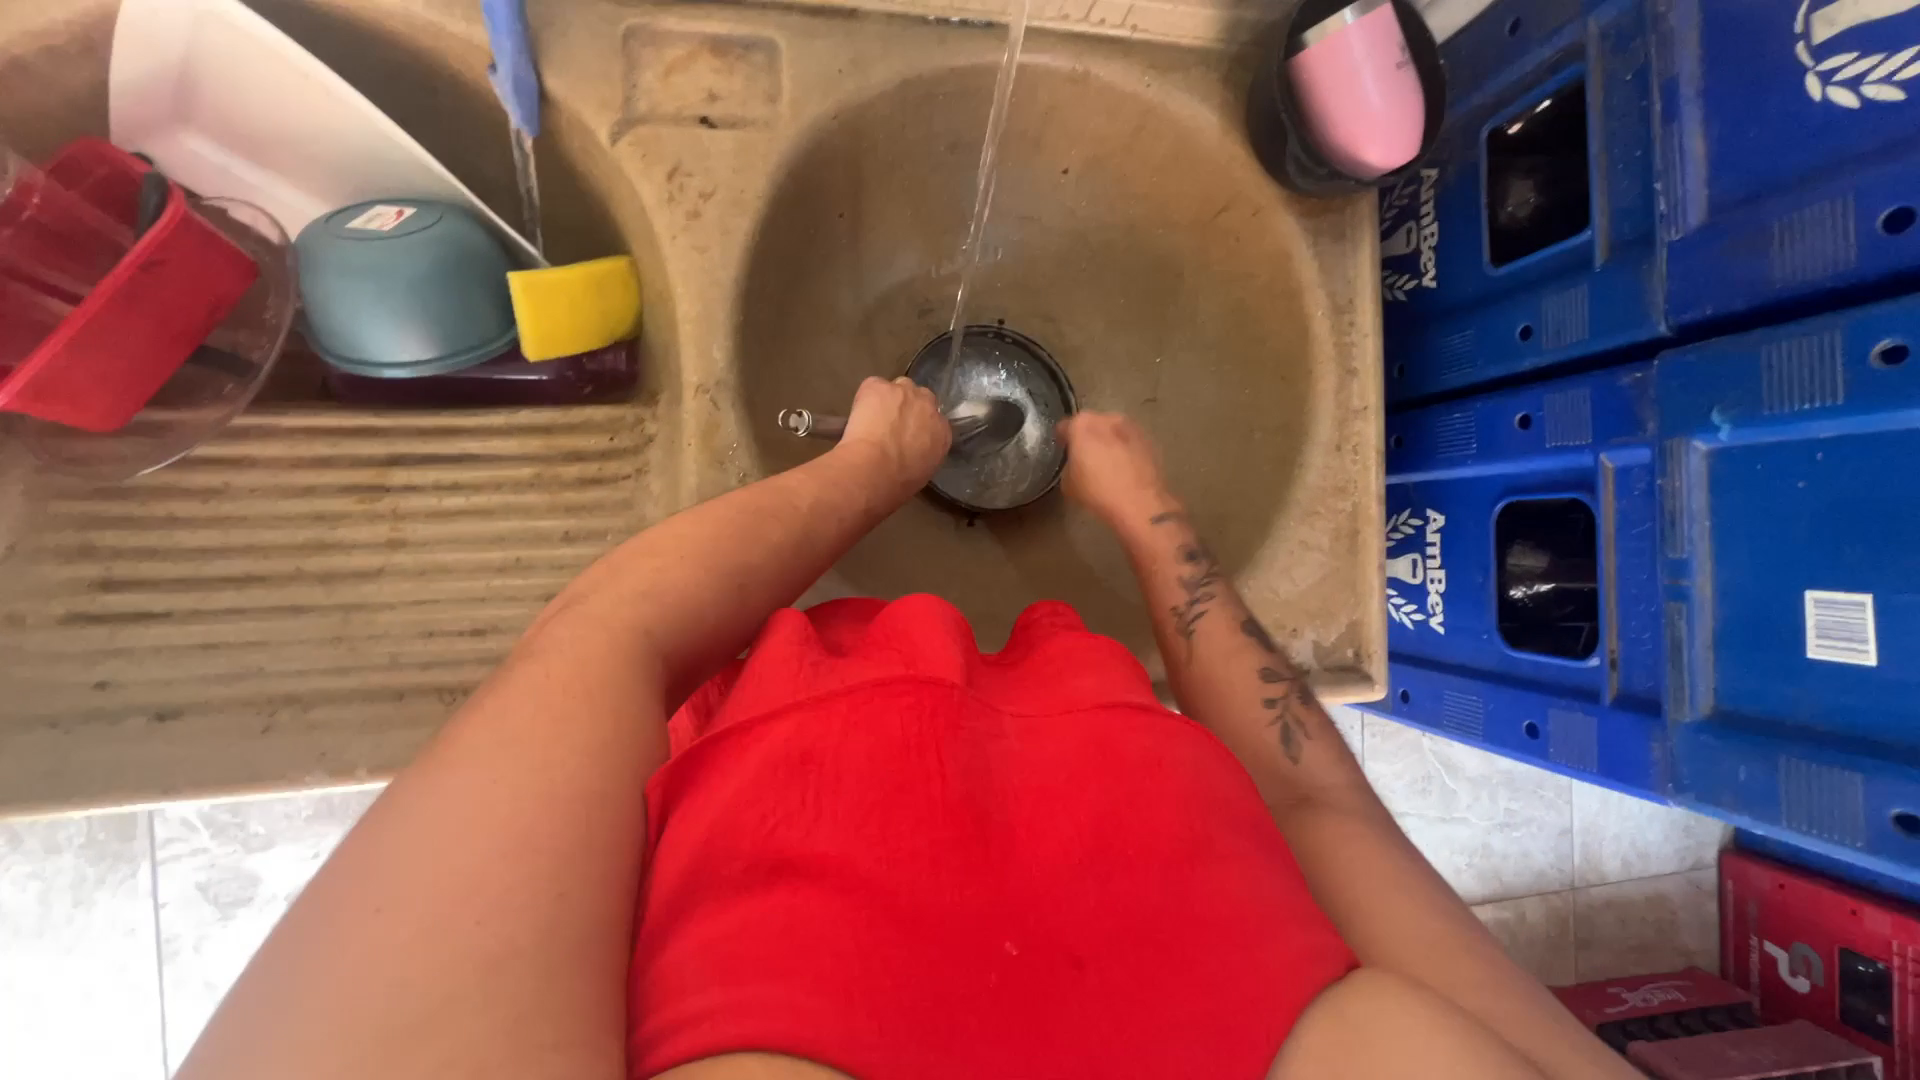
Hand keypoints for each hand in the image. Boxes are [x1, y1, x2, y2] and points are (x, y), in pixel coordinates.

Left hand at [836, 376, 951, 493]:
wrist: (874, 469)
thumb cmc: (898, 483)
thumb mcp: (922, 473)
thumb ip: (922, 454)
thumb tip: (910, 453)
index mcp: (942, 432)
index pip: (935, 420)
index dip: (919, 425)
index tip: (907, 433)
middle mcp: (928, 406)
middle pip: (921, 397)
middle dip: (908, 406)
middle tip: (891, 423)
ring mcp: (903, 392)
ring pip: (897, 388)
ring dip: (888, 399)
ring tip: (872, 418)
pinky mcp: (878, 386)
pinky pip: (872, 386)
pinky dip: (864, 398)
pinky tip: (857, 416)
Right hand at [1056, 412, 1178, 527]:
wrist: (1139, 503)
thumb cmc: (1097, 491)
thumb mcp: (1068, 483)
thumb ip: (1069, 465)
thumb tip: (1076, 464)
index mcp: (1082, 425)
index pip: (1065, 427)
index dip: (1063, 440)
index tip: (1064, 451)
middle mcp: (1107, 418)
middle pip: (1092, 424)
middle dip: (1088, 437)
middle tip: (1086, 457)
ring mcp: (1131, 426)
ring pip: (1113, 431)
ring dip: (1108, 441)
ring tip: (1108, 463)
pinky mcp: (1149, 439)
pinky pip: (1129, 442)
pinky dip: (1125, 449)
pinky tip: (1125, 468)